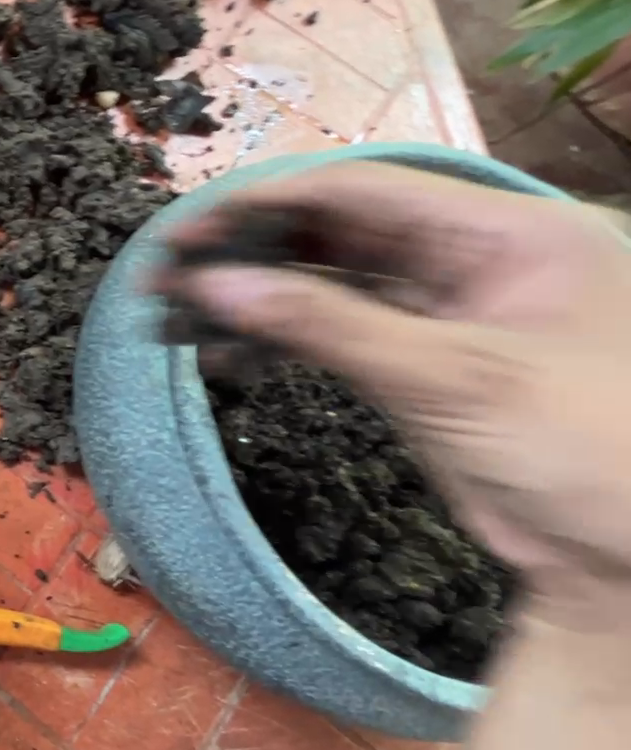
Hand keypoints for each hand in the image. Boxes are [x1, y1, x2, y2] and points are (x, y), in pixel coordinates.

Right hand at [158, 163, 630, 616]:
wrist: (628, 558)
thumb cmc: (586, 448)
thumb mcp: (450, 378)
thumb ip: (322, 323)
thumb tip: (208, 285)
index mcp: (508, 234)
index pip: (362, 191)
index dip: (266, 203)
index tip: (188, 232)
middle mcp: (468, 259)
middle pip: (332, 233)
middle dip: (243, 252)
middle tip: (164, 274)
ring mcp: (436, 310)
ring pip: (319, 284)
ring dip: (246, 298)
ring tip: (171, 317)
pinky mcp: (408, 359)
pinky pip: (324, 331)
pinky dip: (271, 341)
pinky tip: (221, 358)